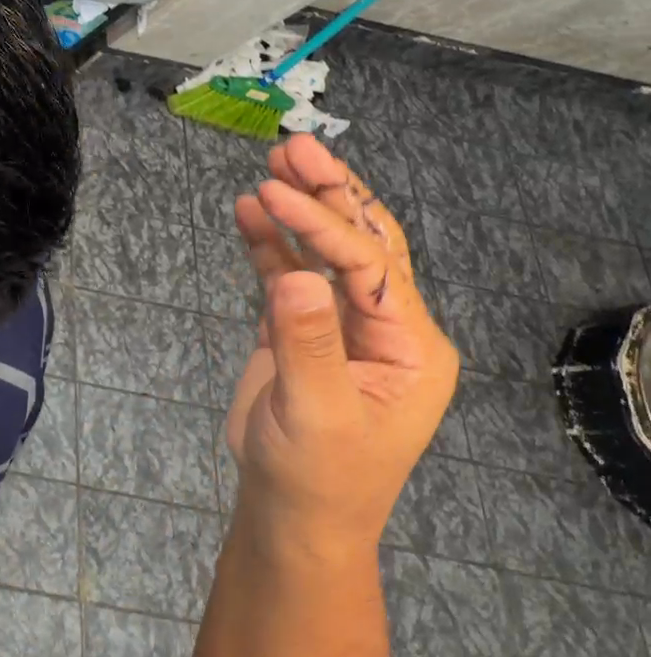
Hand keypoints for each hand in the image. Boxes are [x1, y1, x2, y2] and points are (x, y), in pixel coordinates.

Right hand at [226, 134, 459, 556]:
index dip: (322, 224)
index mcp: (410, 346)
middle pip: (362, 243)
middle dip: (331, 194)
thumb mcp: (316, 414)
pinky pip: (286, 275)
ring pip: (325, 252)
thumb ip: (307, 343)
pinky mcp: (299, 331)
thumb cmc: (318, 472)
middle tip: (293, 147)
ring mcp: (339, 326)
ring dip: (300, 208)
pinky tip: (247, 212)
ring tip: (272, 163)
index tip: (272, 191)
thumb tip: (296, 277)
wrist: (293, 508)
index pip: (369, 266)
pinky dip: (268, 243)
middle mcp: (384, 326)